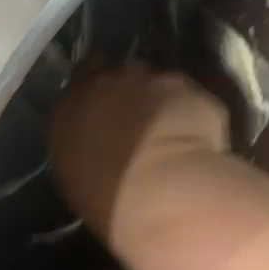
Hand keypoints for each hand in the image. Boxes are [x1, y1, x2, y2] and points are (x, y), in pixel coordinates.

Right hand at [48, 62, 230, 244]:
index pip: (84, 73)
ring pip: (158, 81)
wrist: (158, 192)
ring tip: (172, 132)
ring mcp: (153, 80)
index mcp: (72, 103)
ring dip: (162, 99)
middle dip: (131, 88)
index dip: (97, 84)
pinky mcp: (190, 90)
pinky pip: (189, 99)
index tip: (106, 102)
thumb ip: (80, 142)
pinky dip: (192, 114)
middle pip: (121, 72)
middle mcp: (110, 81)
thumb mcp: (73, 174)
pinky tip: (196, 140)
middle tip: (140, 118)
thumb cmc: (105, 197)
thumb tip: (94, 140)